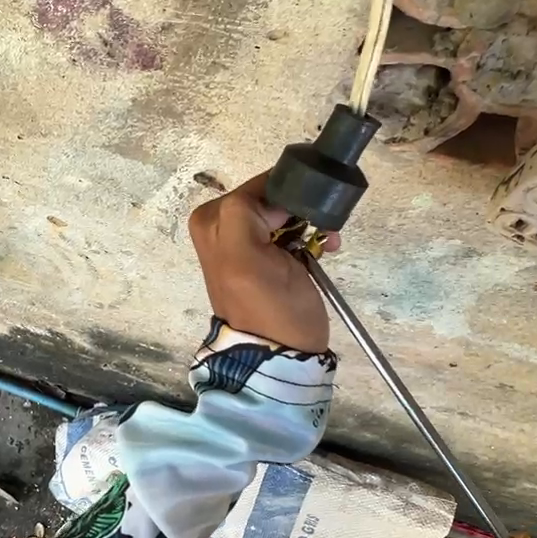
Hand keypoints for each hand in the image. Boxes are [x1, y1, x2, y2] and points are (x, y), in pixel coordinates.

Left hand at [187, 172, 334, 351]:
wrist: (281, 351)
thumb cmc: (267, 306)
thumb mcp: (243, 255)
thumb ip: (242, 214)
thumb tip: (272, 201)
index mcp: (211, 220)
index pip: (256, 186)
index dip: (287, 197)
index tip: (310, 215)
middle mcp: (222, 224)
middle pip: (271, 197)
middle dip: (300, 210)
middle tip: (322, 231)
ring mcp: (245, 239)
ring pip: (285, 211)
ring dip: (310, 223)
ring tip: (325, 242)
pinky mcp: (266, 254)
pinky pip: (291, 228)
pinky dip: (309, 235)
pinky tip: (324, 248)